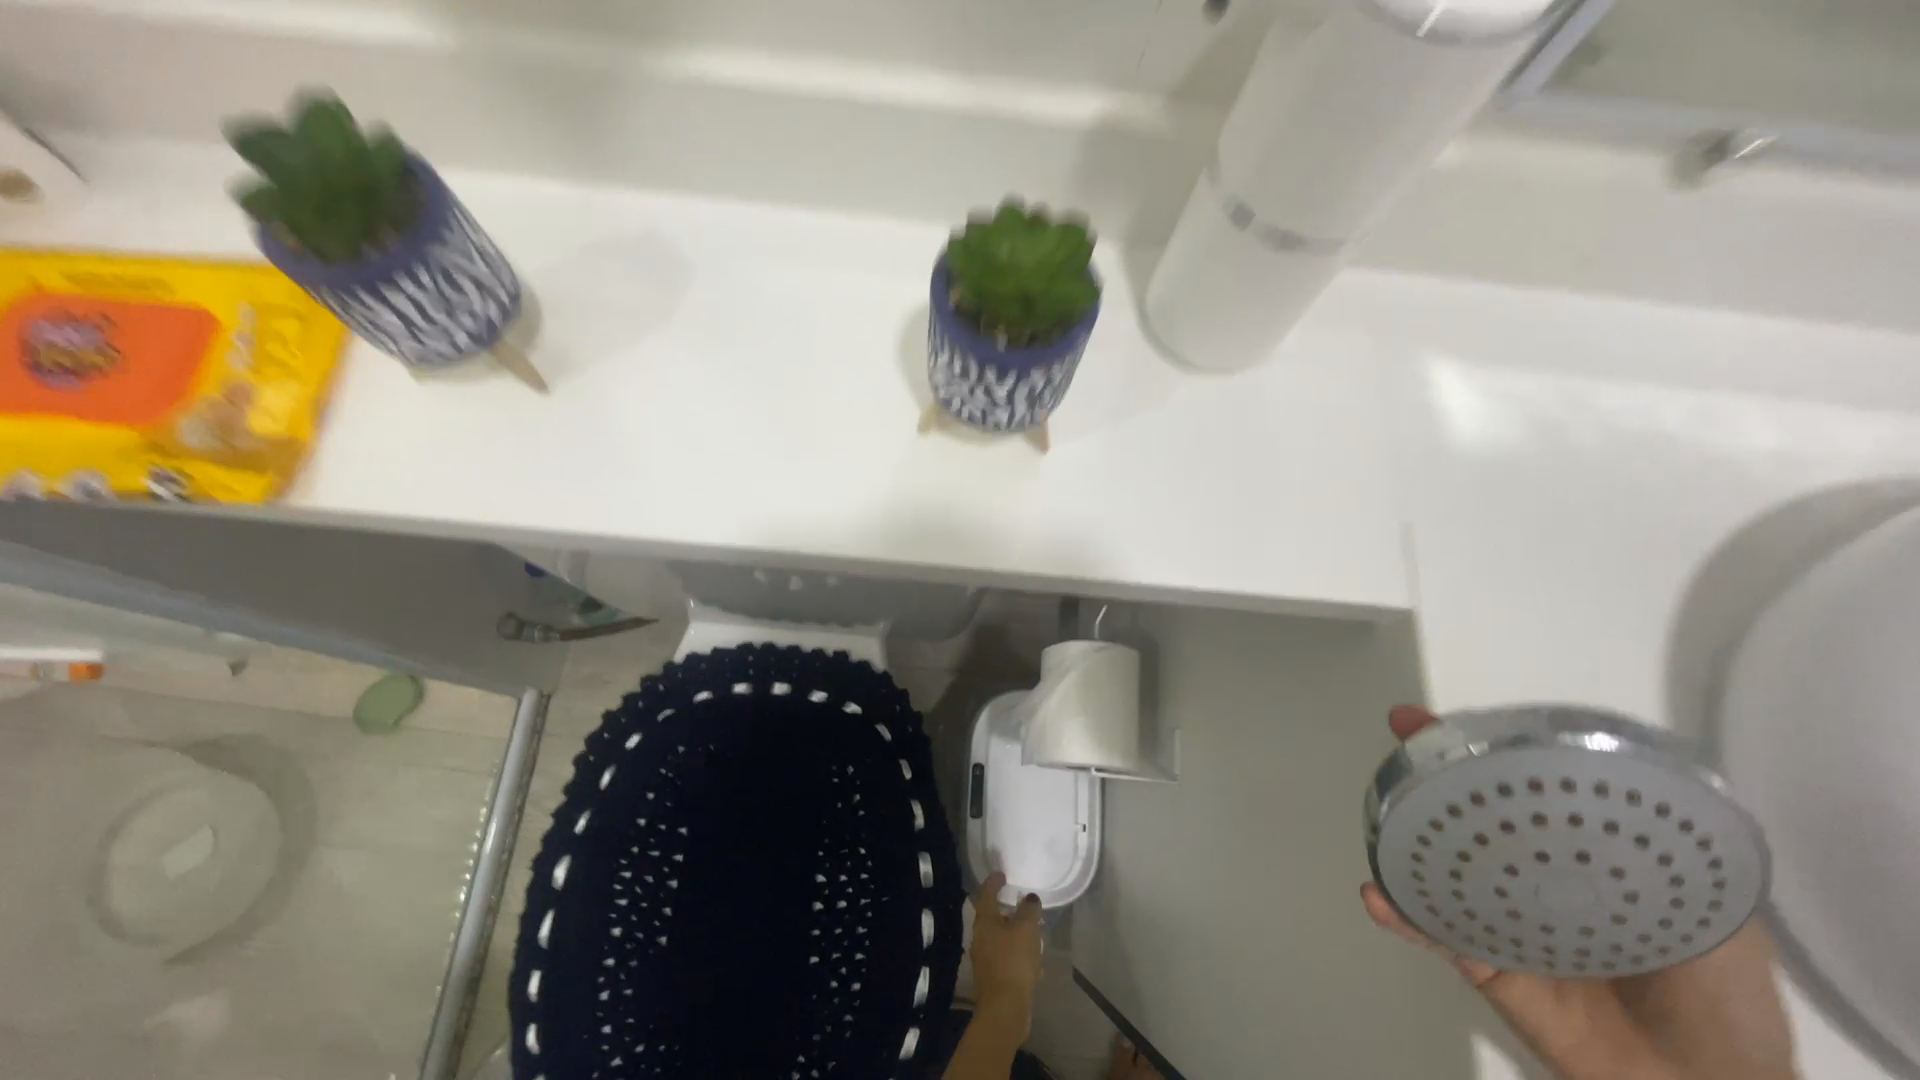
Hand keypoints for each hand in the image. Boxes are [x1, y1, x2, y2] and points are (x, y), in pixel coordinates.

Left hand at [968, 872, 1043, 1036]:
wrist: (1005, 1007)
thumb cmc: (1013, 961)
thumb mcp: (1026, 930)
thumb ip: (1029, 910)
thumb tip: (1029, 897)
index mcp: (984, 922)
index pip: (986, 894)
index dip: (993, 882)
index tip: (1001, 874)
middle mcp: (979, 938)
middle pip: (990, 917)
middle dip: (1004, 908)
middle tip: (1020, 902)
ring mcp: (984, 959)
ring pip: (998, 937)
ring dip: (1011, 931)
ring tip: (1029, 930)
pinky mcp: (992, 977)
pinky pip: (1004, 955)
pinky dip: (1015, 951)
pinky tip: (1030, 957)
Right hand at [1361, 706, 1797, 1079]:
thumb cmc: (1722, 1006)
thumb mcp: (1722, 920)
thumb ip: (1684, 862)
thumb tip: (1638, 788)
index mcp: (1592, 858)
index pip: (1542, 788)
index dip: (1504, 745)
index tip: (1481, 710)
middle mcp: (1542, 877)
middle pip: (1483, 812)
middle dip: (1440, 766)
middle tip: (1402, 727)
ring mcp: (1506, 918)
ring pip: (1447, 863)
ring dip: (1406, 830)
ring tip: (1378, 804)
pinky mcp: (1486, 965)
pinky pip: (1437, 933)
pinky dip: (1402, 914)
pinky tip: (1376, 892)